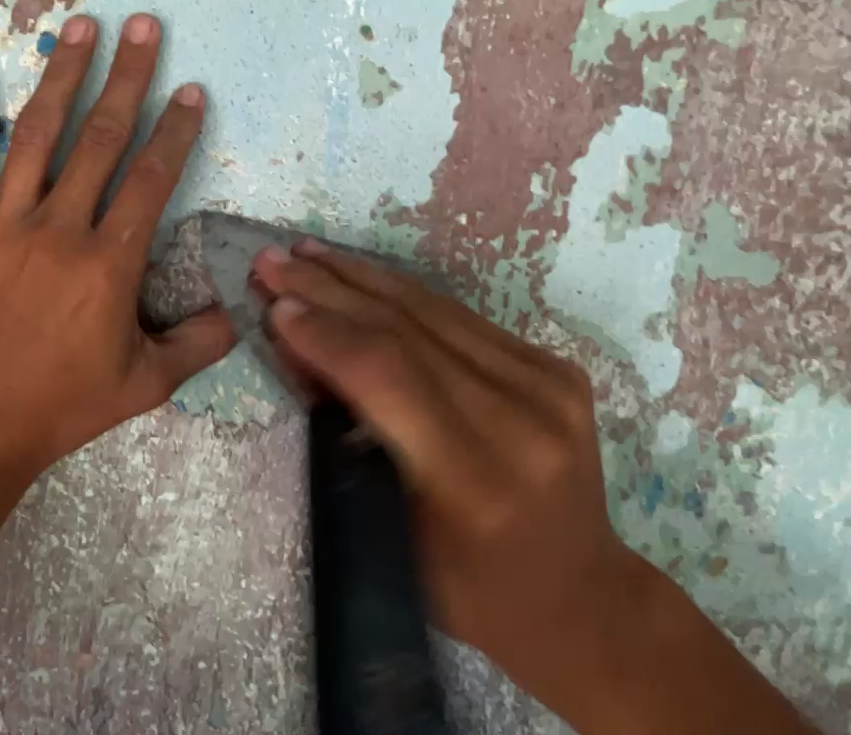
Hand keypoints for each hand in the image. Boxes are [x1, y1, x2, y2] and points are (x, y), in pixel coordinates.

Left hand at [0, 13, 237, 490]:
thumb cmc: (60, 406)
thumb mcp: (143, 385)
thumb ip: (198, 346)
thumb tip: (238, 313)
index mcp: (109, 263)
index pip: (152, 179)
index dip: (176, 130)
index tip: (192, 91)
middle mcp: (59, 228)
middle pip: (101, 138)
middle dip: (128, 77)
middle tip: (144, 26)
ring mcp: (2, 221)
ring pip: (36, 134)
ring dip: (61, 76)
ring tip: (80, 27)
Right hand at [251, 242, 815, 733]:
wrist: (579, 596)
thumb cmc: (465, 586)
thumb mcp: (388, 530)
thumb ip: (344, 437)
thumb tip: (297, 348)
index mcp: (475, 478)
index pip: (387, 375)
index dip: (324, 333)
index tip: (272, 305)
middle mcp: (521, 421)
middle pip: (406, 330)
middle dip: (328, 289)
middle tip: (272, 260)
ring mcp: (547, 388)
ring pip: (431, 310)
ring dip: (358, 276)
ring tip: (305, 253)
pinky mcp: (555, 369)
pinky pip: (457, 316)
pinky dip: (397, 291)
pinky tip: (357, 273)